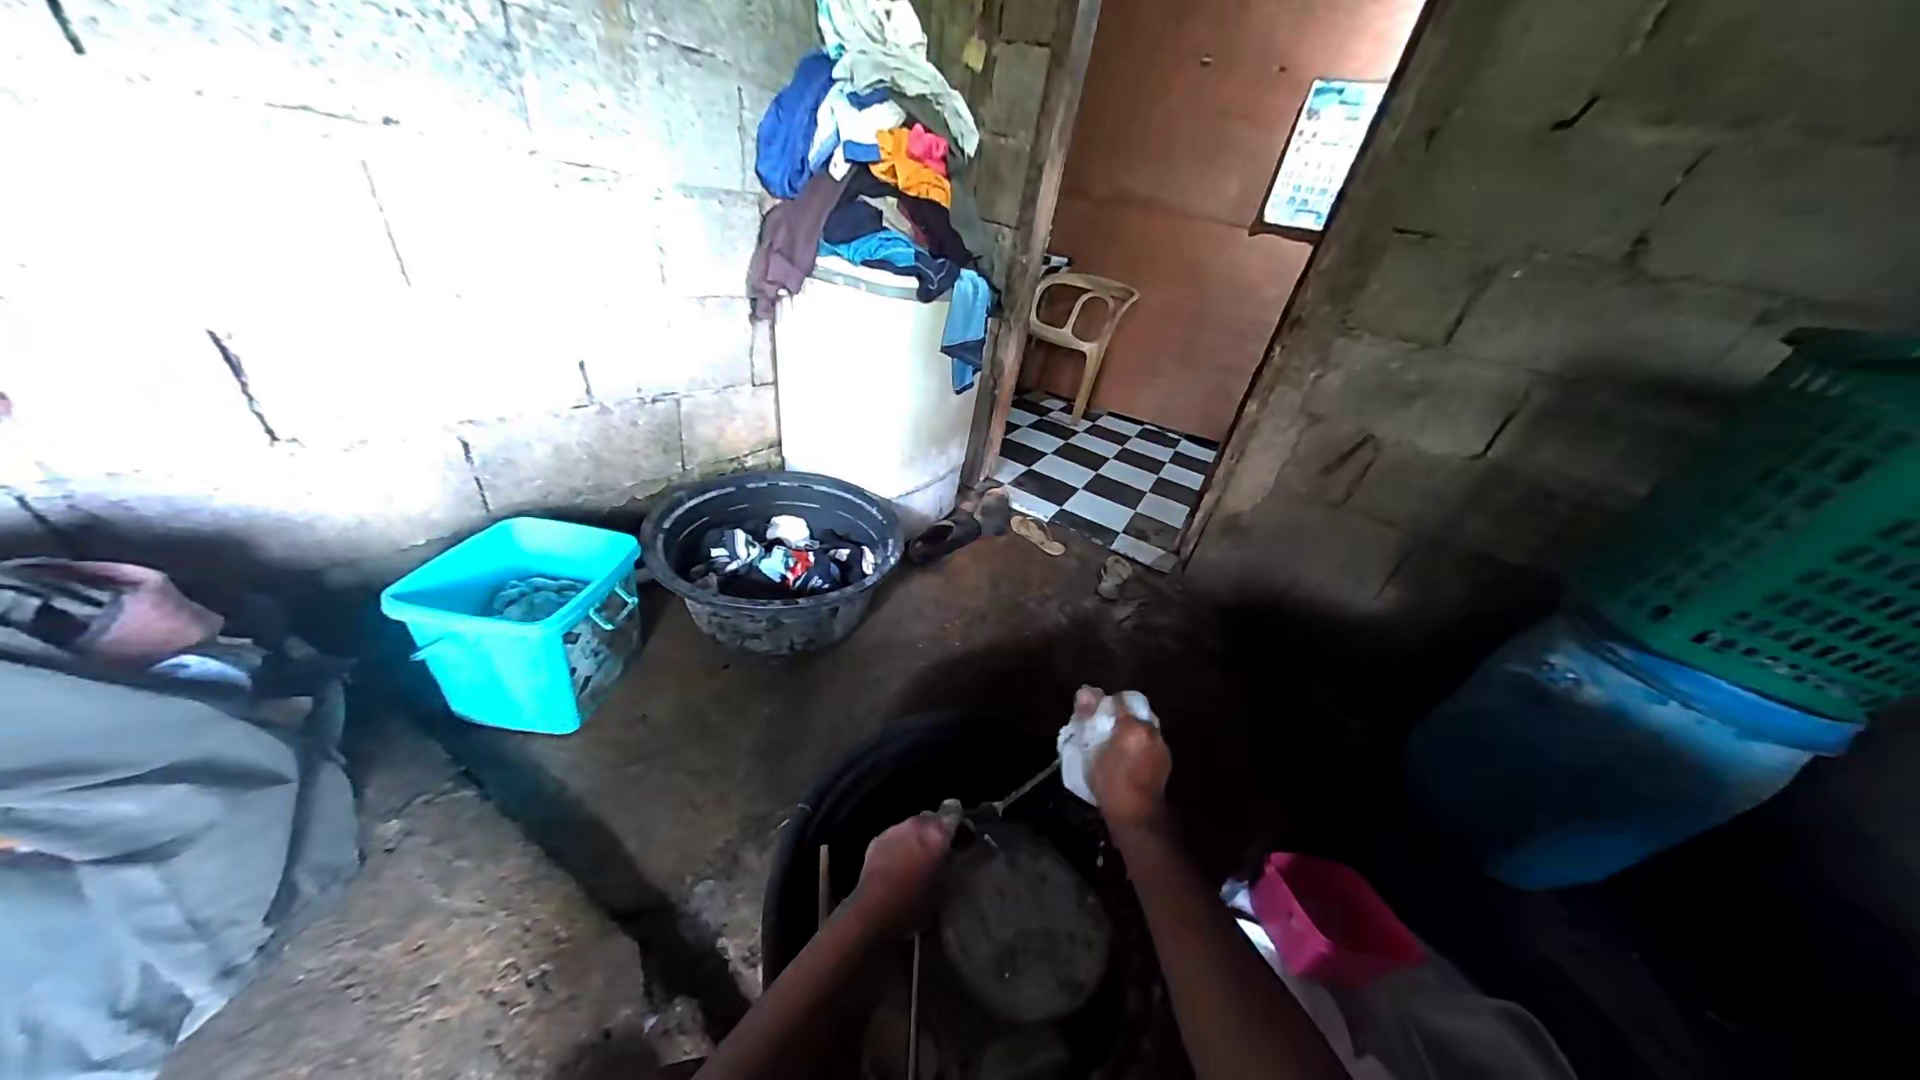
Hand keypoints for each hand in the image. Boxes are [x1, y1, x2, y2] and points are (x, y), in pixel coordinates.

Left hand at [847, 812, 955, 934]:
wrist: (874, 910)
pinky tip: (897, 865)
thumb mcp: (944, 886)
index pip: (954, 811)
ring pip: (912, 826)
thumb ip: (949, 861)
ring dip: (917, 838)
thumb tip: (948, 854)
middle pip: (932, 817)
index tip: (960, 837)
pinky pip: (895, 836)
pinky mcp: (877, 839)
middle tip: (937, 852)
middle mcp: (916, 824)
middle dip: (936, 831)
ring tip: (915, 860)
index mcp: (937, 832)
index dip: (959, 823)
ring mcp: (894, 829)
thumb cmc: (916, 902)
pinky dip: (900, 845)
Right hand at [1084, 689, 1170, 830]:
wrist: (1136, 815)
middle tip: (1105, 734)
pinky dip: (1141, 744)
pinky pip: (1151, 741)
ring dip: (1132, 731)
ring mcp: (1162, 744)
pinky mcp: (1166, 758)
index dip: (1106, 706)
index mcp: (1133, 726)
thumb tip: (1085, 692)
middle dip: (1121, 718)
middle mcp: (1152, 731)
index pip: (1120, 700)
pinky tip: (1131, 760)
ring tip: (1118, 748)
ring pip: (1144, 727)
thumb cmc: (1109, 783)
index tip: (1097, 718)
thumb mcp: (1092, 751)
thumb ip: (1088, 718)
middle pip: (1134, 712)